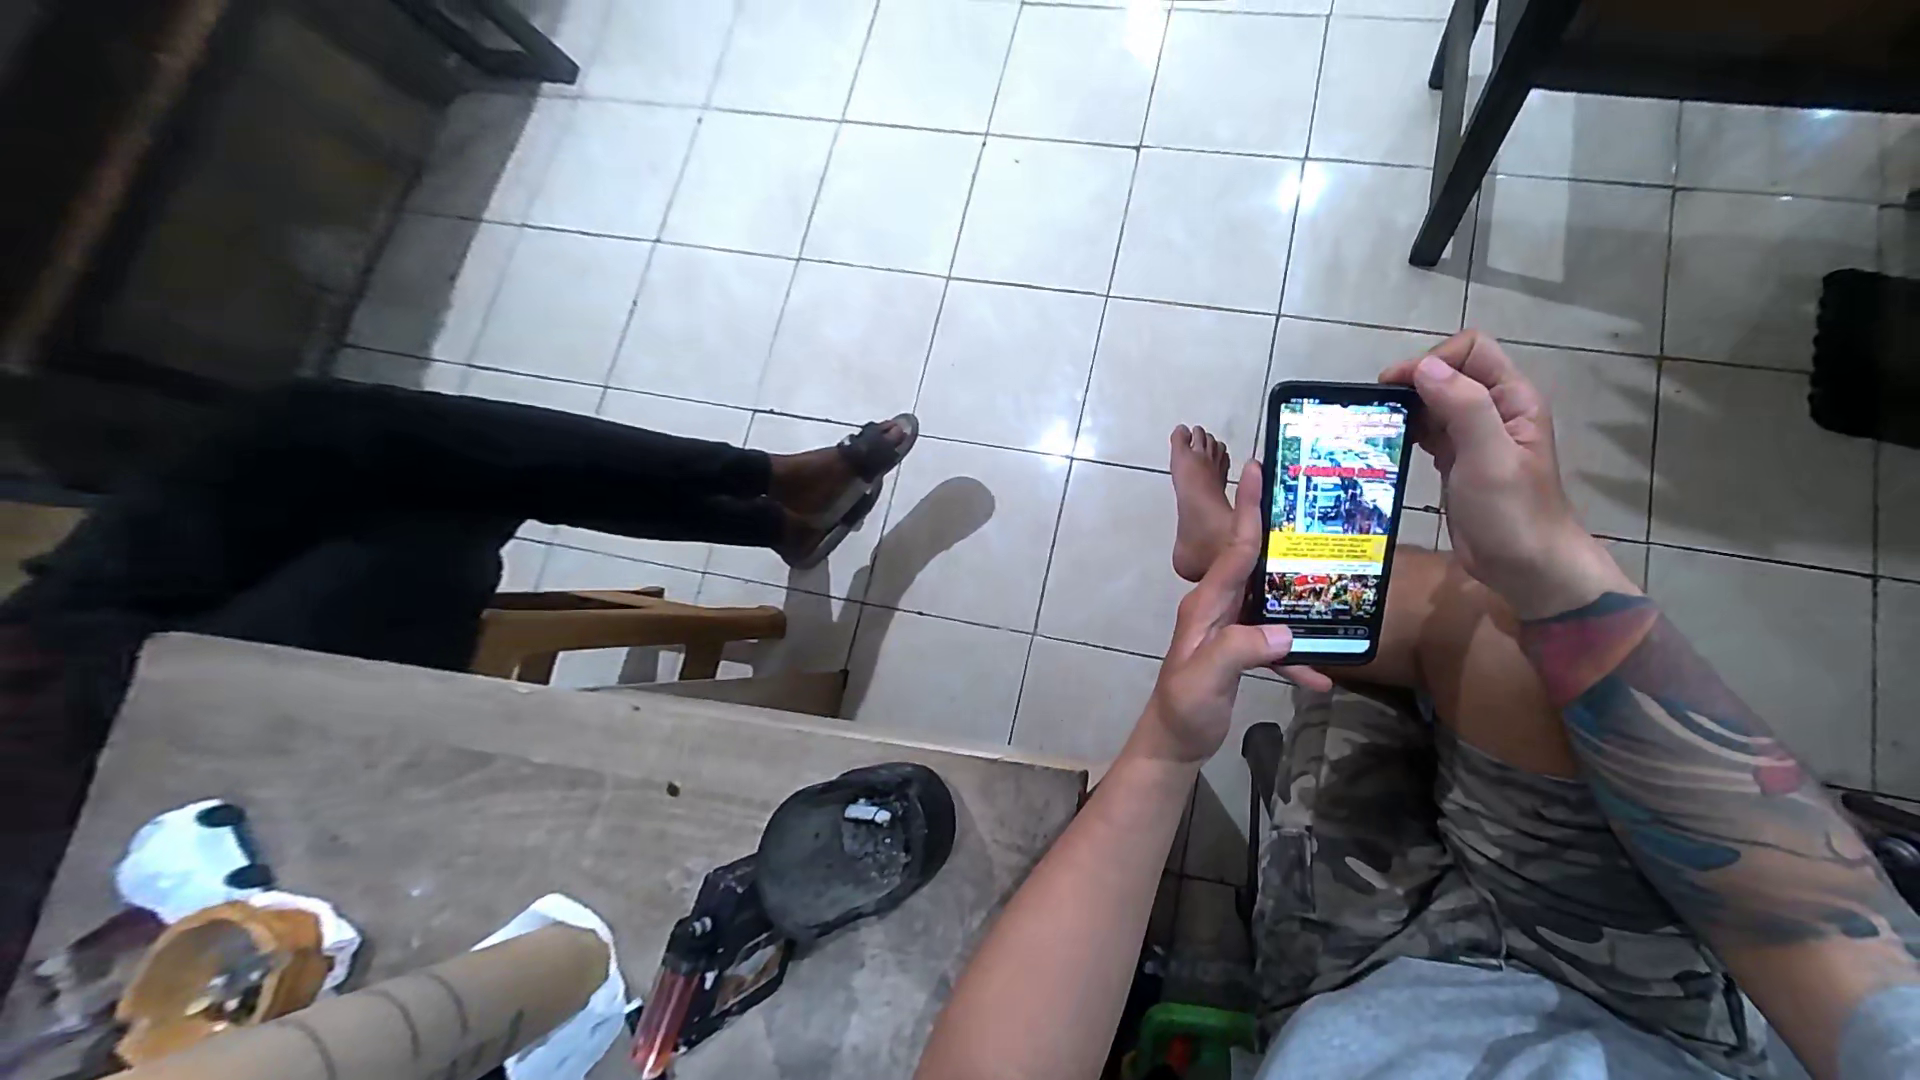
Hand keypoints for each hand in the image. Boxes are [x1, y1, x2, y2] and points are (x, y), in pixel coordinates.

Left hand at [1136, 462, 1333, 764]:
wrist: (1174, 740)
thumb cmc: (1183, 708)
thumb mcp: (1205, 679)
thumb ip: (1238, 650)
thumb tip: (1284, 632)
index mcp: (1206, 605)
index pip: (1233, 550)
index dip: (1247, 511)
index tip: (1258, 470)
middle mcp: (1217, 608)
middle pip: (1252, 561)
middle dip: (1276, 531)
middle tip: (1310, 505)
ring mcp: (1229, 628)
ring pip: (1270, 599)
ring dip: (1300, 594)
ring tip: (1337, 581)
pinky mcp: (1240, 650)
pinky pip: (1275, 643)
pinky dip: (1298, 656)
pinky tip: (1324, 675)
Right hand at [1379, 330, 1632, 617]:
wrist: (1524, 564)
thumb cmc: (1511, 512)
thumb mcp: (1488, 456)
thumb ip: (1462, 407)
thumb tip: (1423, 367)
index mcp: (1511, 400)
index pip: (1470, 352)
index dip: (1431, 361)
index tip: (1394, 389)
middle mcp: (1493, 411)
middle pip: (1447, 373)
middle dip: (1411, 383)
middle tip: (1376, 410)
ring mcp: (1473, 437)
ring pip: (1432, 402)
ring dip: (1404, 409)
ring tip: (1374, 428)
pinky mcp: (1455, 460)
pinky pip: (1426, 432)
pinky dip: (1405, 432)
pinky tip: (1386, 446)